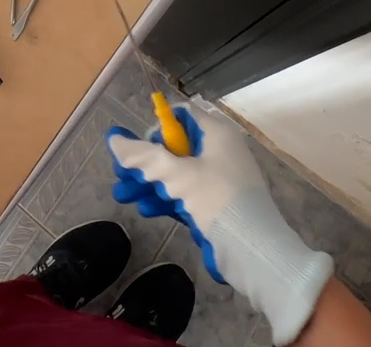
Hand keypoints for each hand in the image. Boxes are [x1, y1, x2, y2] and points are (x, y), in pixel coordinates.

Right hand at [107, 98, 332, 345]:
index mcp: (216, 134)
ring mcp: (219, 179)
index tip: (137, 146)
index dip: (156, 128)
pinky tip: (144, 207)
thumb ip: (143, 156)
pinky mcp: (217, 204)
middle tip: (119, 173)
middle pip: (175, 148)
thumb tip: (114, 138)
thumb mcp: (177, 176)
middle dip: (145, 162)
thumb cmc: (217, 199)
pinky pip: (186, 194)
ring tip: (121, 193)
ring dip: (150, 183)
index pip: (181, 117)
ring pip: (177, 174)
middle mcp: (219, 151)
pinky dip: (166, 198)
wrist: (256, 252)